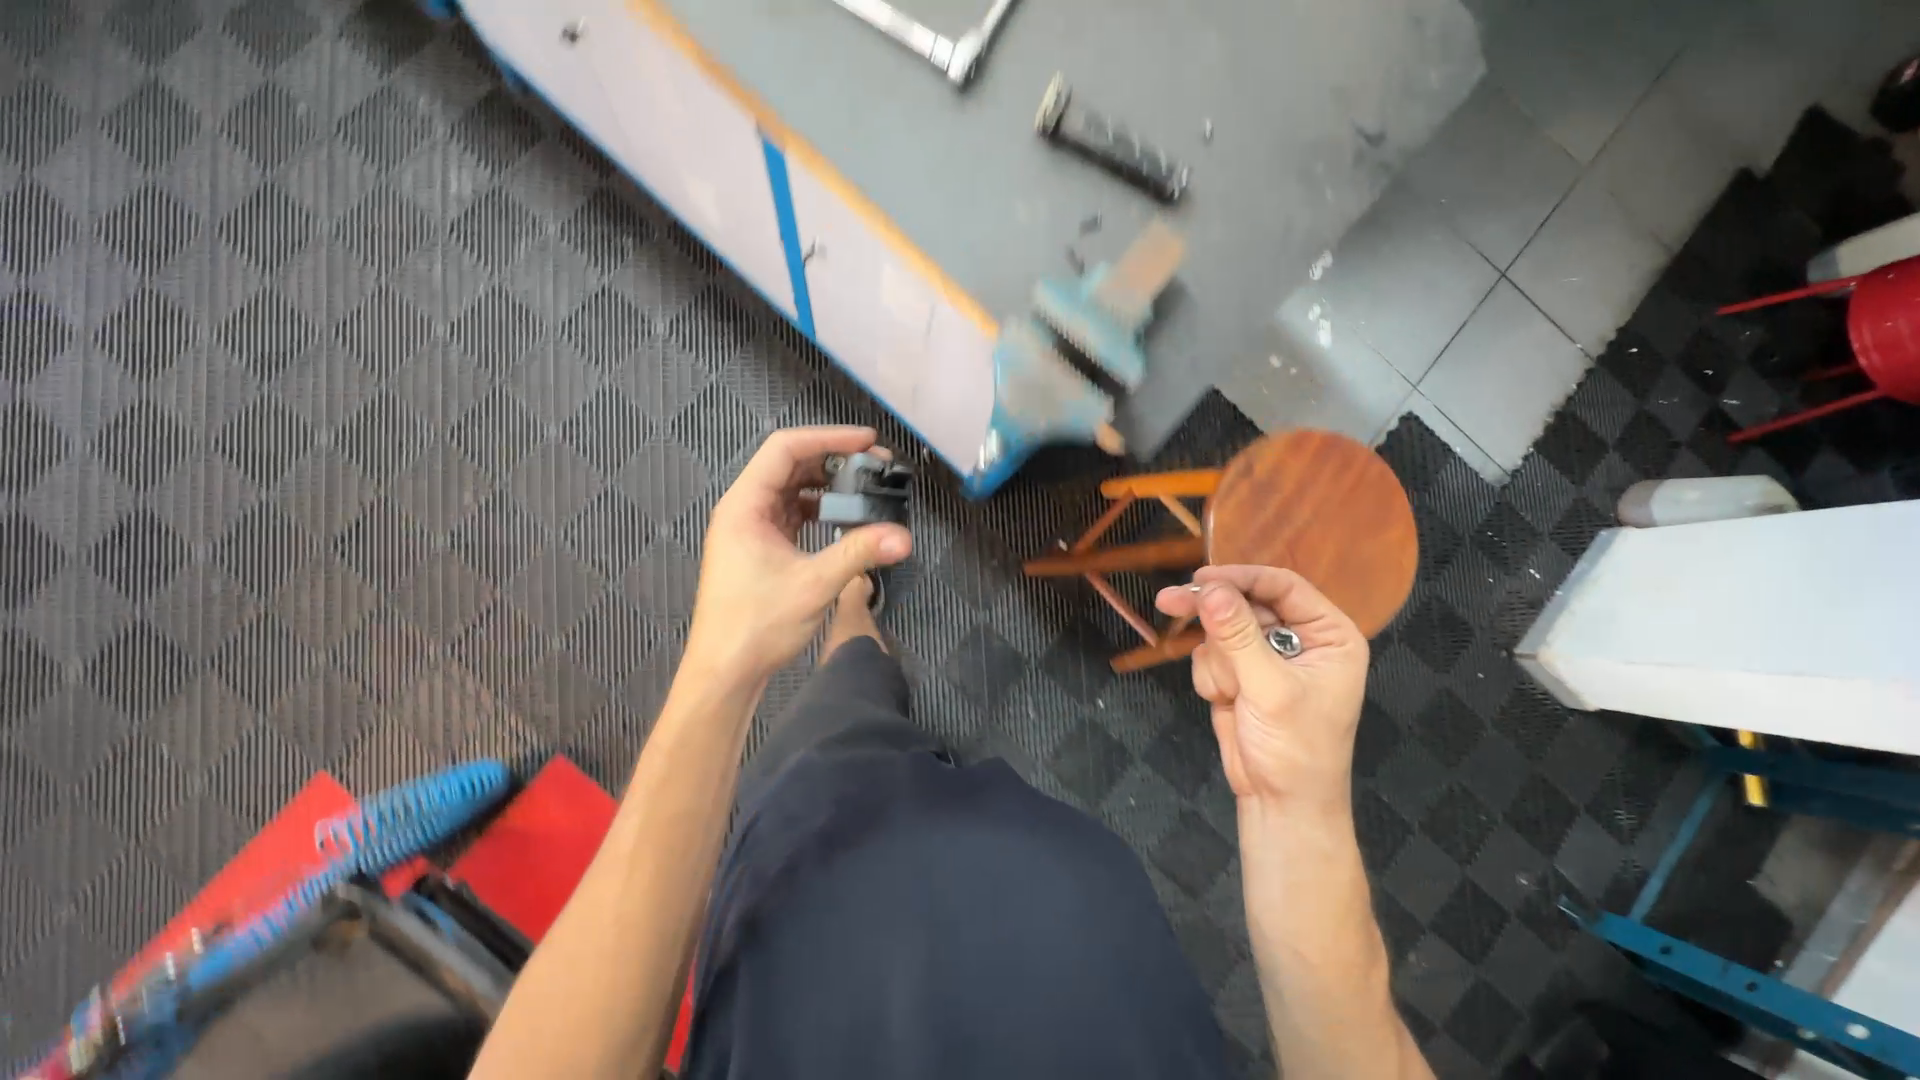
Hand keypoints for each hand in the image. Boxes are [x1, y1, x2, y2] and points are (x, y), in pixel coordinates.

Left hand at [686, 427, 911, 682]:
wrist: (726, 671)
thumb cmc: (757, 624)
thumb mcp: (814, 583)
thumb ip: (859, 552)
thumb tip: (905, 537)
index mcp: (744, 505)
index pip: (785, 449)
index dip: (828, 437)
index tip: (868, 440)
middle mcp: (744, 509)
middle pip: (790, 466)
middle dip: (834, 461)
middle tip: (876, 466)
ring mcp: (750, 530)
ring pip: (793, 491)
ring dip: (829, 487)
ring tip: (867, 489)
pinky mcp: (760, 549)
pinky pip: (793, 515)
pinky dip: (820, 511)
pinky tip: (846, 519)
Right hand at [1155, 566, 1369, 810]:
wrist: (1279, 803)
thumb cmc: (1296, 748)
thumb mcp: (1270, 689)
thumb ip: (1238, 637)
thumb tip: (1209, 591)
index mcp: (1329, 634)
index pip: (1283, 587)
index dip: (1241, 579)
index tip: (1201, 580)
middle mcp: (1299, 639)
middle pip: (1245, 603)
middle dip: (1214, 615)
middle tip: (1170, 601)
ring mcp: (1266, 657)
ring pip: (1221, 629)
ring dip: (1217, 661)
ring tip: (1228, 695)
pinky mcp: (1239, 675)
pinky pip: (1210, 654)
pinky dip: (1210, 677)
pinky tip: (1224, 702)